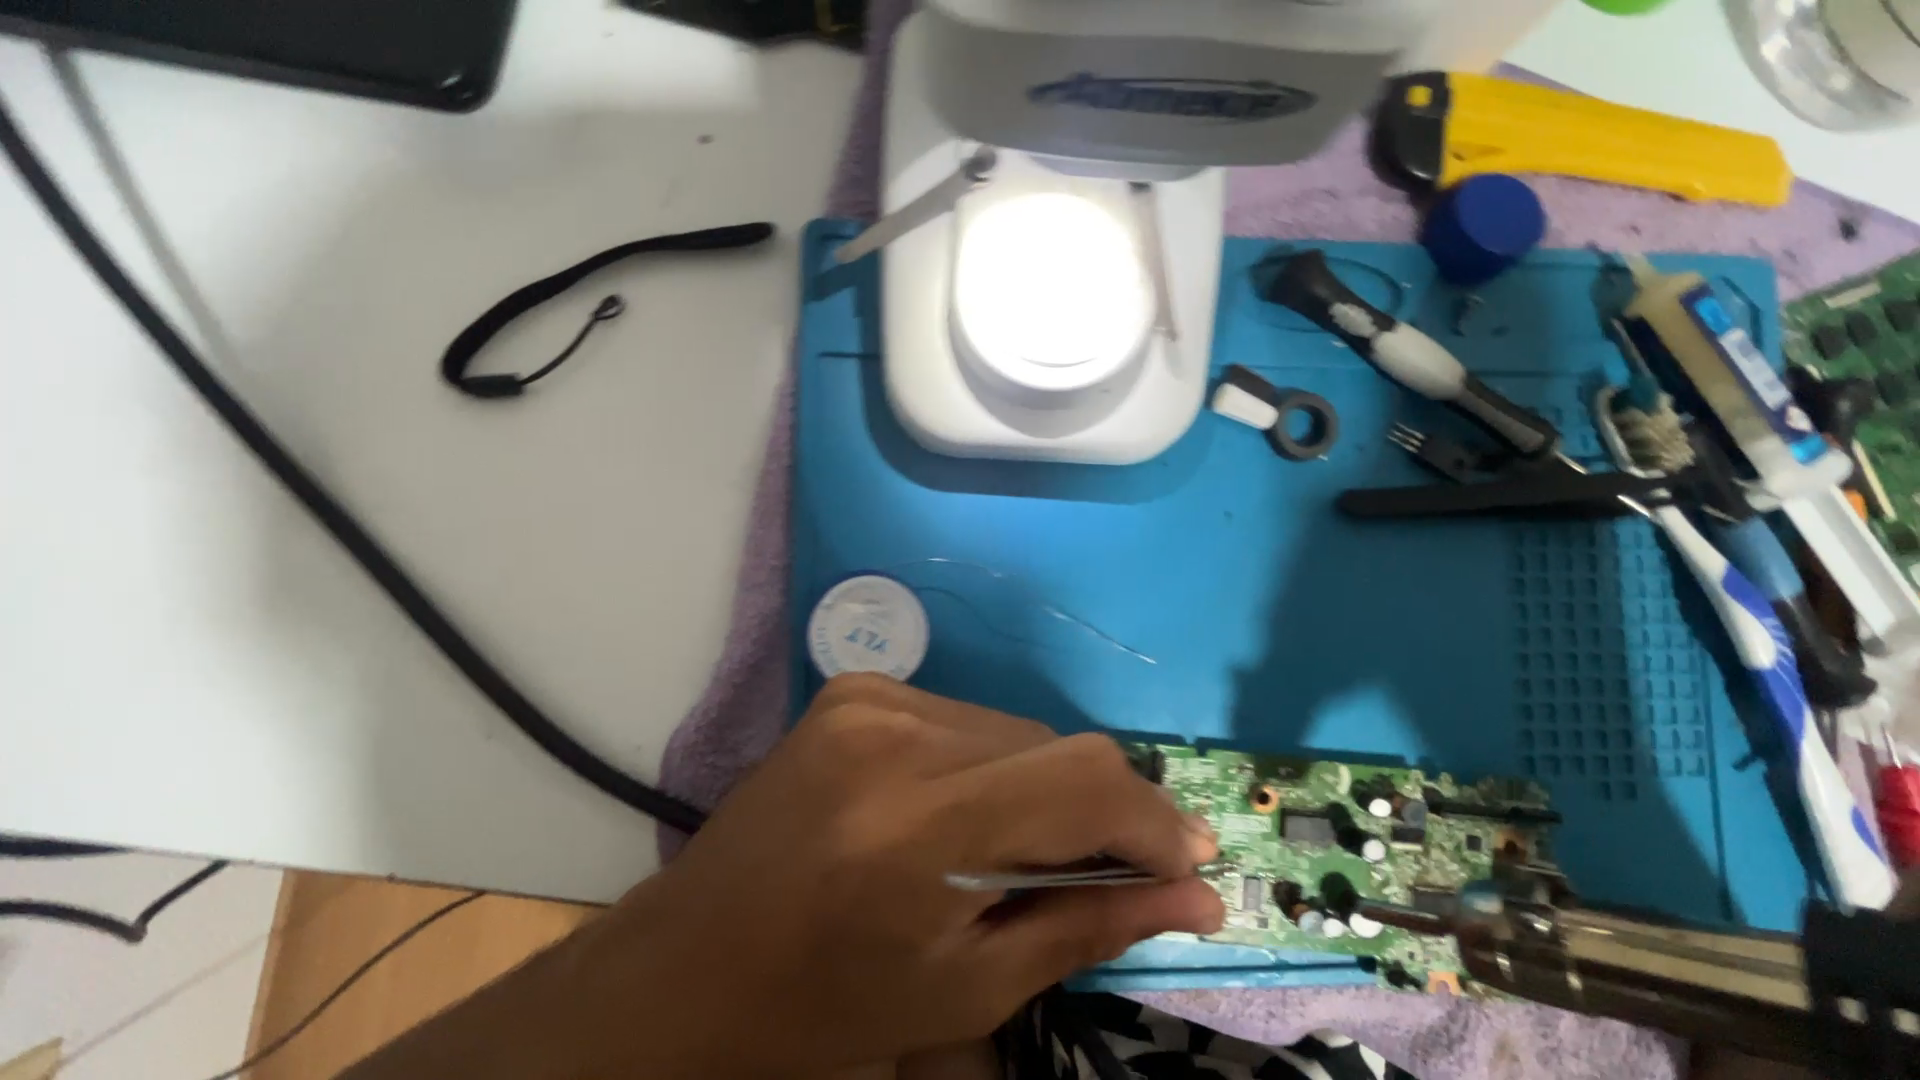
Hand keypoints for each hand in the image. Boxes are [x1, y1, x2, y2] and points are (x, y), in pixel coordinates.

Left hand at [594, 674, 1221, 1072]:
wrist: (693, 961)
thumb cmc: (828, 1002)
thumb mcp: (970, 986)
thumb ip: (1088, 926)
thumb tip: (1199, 897)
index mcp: (919, 823)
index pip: (1082, 780)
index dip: (1152, 822)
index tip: (1192, 864)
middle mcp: (895, 735)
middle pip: (1057, 746)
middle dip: (1106, 810)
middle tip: (1118, 869)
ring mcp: (868, 701)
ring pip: (1016, 729)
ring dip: (1047, 786)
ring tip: (1032, 849)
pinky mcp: (853, 690)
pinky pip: (965, 717)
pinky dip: (992, 762)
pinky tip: (970, 813)